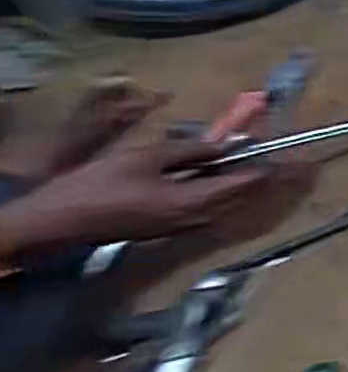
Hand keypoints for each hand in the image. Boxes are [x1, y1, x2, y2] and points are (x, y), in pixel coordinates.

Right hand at [0, 138, 267, 254]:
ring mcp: (189, 226)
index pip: (253, 181)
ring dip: (233, 178)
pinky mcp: (173, 228)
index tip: (273, 144)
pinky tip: (199, 173)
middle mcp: (204, 217)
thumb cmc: (95, 188)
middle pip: (247, 191)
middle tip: (249, 146)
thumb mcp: (144, 158)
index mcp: (201, 201)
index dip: (267, 161)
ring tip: (223, 155)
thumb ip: (192, 150)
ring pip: (230, 199)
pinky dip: (214, 188)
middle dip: (254, 168)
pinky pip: (209, 206)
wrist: (49, 224)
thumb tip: (228, 144)